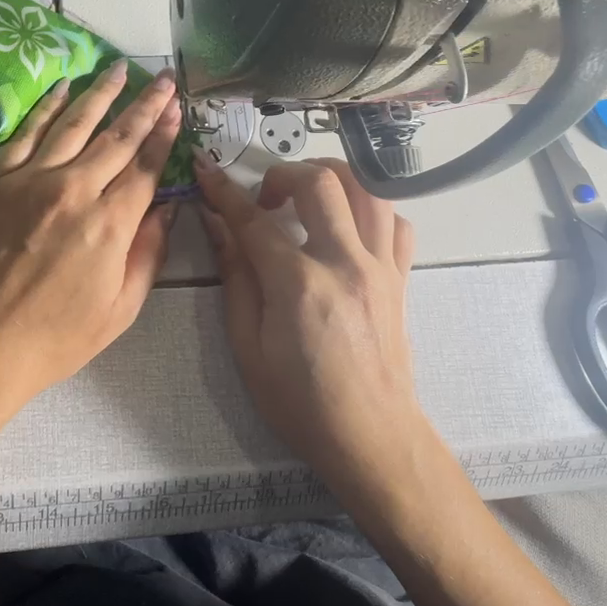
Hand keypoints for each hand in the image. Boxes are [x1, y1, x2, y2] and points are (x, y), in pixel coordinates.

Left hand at [0, 59, 182, 424]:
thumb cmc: (56, 337)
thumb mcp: (121, 309)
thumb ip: (149, 253)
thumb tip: (168, 207)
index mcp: (110, 224)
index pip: (146, 165)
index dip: (165, 133)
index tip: (177, 106)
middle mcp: (75, 189)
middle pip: (117, 136)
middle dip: (145, 103)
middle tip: (162, 77)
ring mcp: (31, 179)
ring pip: (74, 123)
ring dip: (101, 93)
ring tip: (118, 69)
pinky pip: (27, 132)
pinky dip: (47, 106)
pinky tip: (63, 88)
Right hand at [196, 156, 421, 479]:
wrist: (371, 438)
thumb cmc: (299, 401)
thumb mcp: (247, 346)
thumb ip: (234, 276)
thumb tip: (216, 223)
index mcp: (299, 285)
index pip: (254, 220)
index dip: (224, 190)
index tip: (205, 168)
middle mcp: (346, 264)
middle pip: (321, 183)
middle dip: (284, 173)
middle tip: (264, 199)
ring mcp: (381, 268)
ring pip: (368, 189)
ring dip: (332, 178)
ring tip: (307, 196)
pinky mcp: (401, 279)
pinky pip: (395, 222)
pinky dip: (370, 208)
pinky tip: (347, 225)